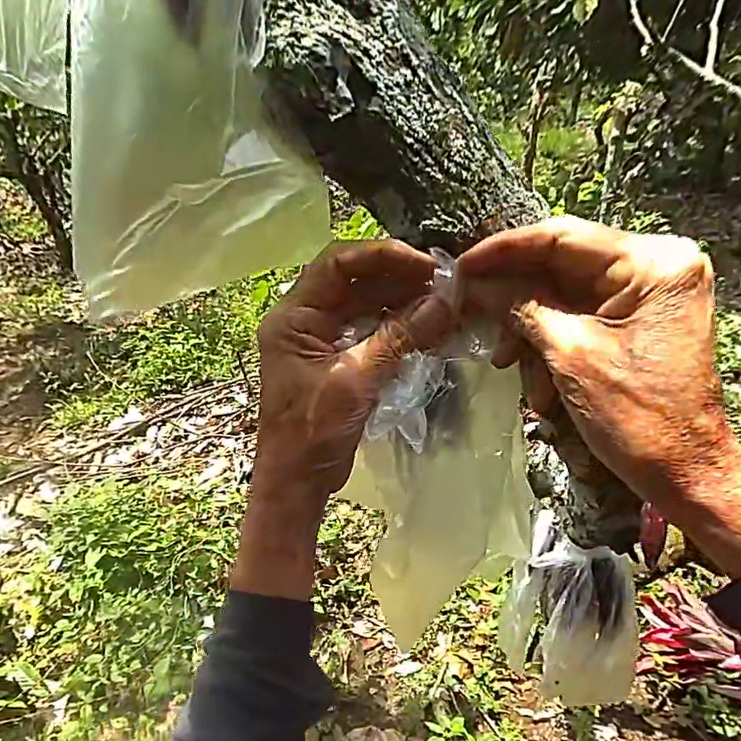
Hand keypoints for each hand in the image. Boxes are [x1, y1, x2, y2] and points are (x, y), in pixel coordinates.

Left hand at [232, 240, 456, 599]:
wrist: (297, 483)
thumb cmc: (312, 433)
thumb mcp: (355, 380)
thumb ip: (399, 338)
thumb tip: (445, 301)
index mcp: (294, 316)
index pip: (338, 263)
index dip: (383, 256)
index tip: (426, 265)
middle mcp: (307, 321)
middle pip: (357, 283)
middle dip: (401, 280)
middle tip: (446, 284)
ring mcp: (325, 343)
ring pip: (369, 308)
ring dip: (406, 305)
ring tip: (446, 304)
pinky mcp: (342, 364)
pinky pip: (375, 335)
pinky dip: (403, 331)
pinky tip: (433, 329)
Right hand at [458, 216, 740, 575]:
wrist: (685, 474)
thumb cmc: (637, 420)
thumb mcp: (570, 357)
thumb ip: (521, 308)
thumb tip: (475, 283)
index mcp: (654, 262)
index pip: (563, 237)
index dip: (504, 251)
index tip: (461, 267)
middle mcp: (660, 265)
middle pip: (565, 267)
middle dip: (517, 301)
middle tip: (476, 320)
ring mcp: (654, 296)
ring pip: (570, 299)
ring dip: (534, 334)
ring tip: (512, 369)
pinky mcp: (644, 324)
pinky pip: (586, 322)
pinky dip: (556, 348)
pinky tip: (541, 385)